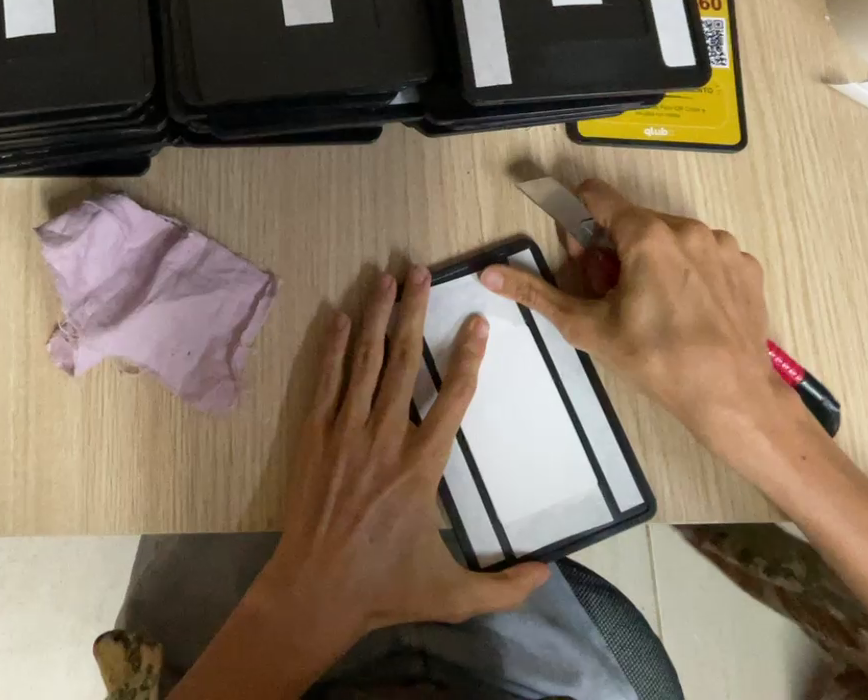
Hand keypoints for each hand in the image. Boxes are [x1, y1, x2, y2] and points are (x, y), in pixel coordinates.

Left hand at [253, 266, 549, 648]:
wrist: (315, 590)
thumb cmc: (387, 587)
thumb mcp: (454, 596)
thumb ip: (506, 586)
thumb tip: (552, 572)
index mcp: (422, 465)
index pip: (454, 399)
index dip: (469, 357)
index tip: (477, 322)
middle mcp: (385, 436)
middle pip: (404, 361)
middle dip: (414, 312)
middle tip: (419, 271)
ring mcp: (345, 430)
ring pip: (365, 360)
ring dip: (376, 315)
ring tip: (384, 278)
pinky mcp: (314, 433)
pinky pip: (326, 379)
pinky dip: (334, 346)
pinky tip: (340, 316)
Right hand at [480, 179, 797, 445]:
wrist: (734, 398)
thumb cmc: (655, 360)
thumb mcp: (586, 326)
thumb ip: (534, 292)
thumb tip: (487, 273)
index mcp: (646, 235)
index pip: (596, 196)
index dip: (577, 222)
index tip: (581, 259)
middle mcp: (687, 228)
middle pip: (631, 221)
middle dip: (613, 249)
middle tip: (613, 296)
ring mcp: (722, 245)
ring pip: (667, 236)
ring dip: (649, 259)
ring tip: (652, 307)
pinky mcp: (746, 266)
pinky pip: (702, 254)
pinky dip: (686, 271)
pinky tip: (686, 309)